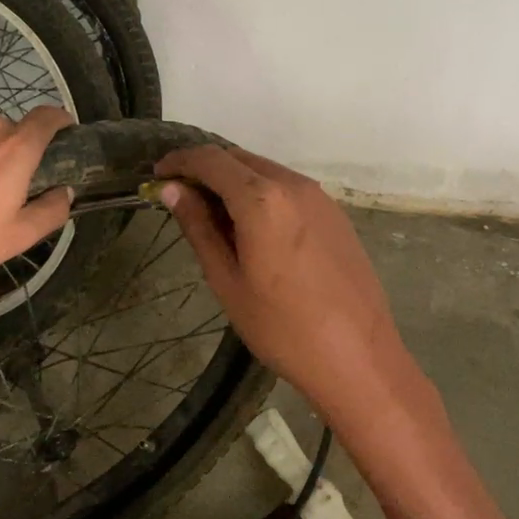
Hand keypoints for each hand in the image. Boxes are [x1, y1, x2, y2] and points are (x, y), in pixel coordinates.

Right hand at [156, 145, 407, 415]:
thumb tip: (172, 190)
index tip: (158, 175)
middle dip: (205, 169)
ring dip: (233, 180)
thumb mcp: (227, 280)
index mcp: (261, 199)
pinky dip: (260, 192)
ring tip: (212, 214)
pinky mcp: (334, 213)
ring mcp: (318, 196)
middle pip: (237, 158)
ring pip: (263, 170)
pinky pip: (286, 187)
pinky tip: (252, 226)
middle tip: (180, 196)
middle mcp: (291, 184)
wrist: (361, 360)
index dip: (180, 161)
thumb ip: (198, 227)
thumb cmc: (283, 328)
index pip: (210, 159)